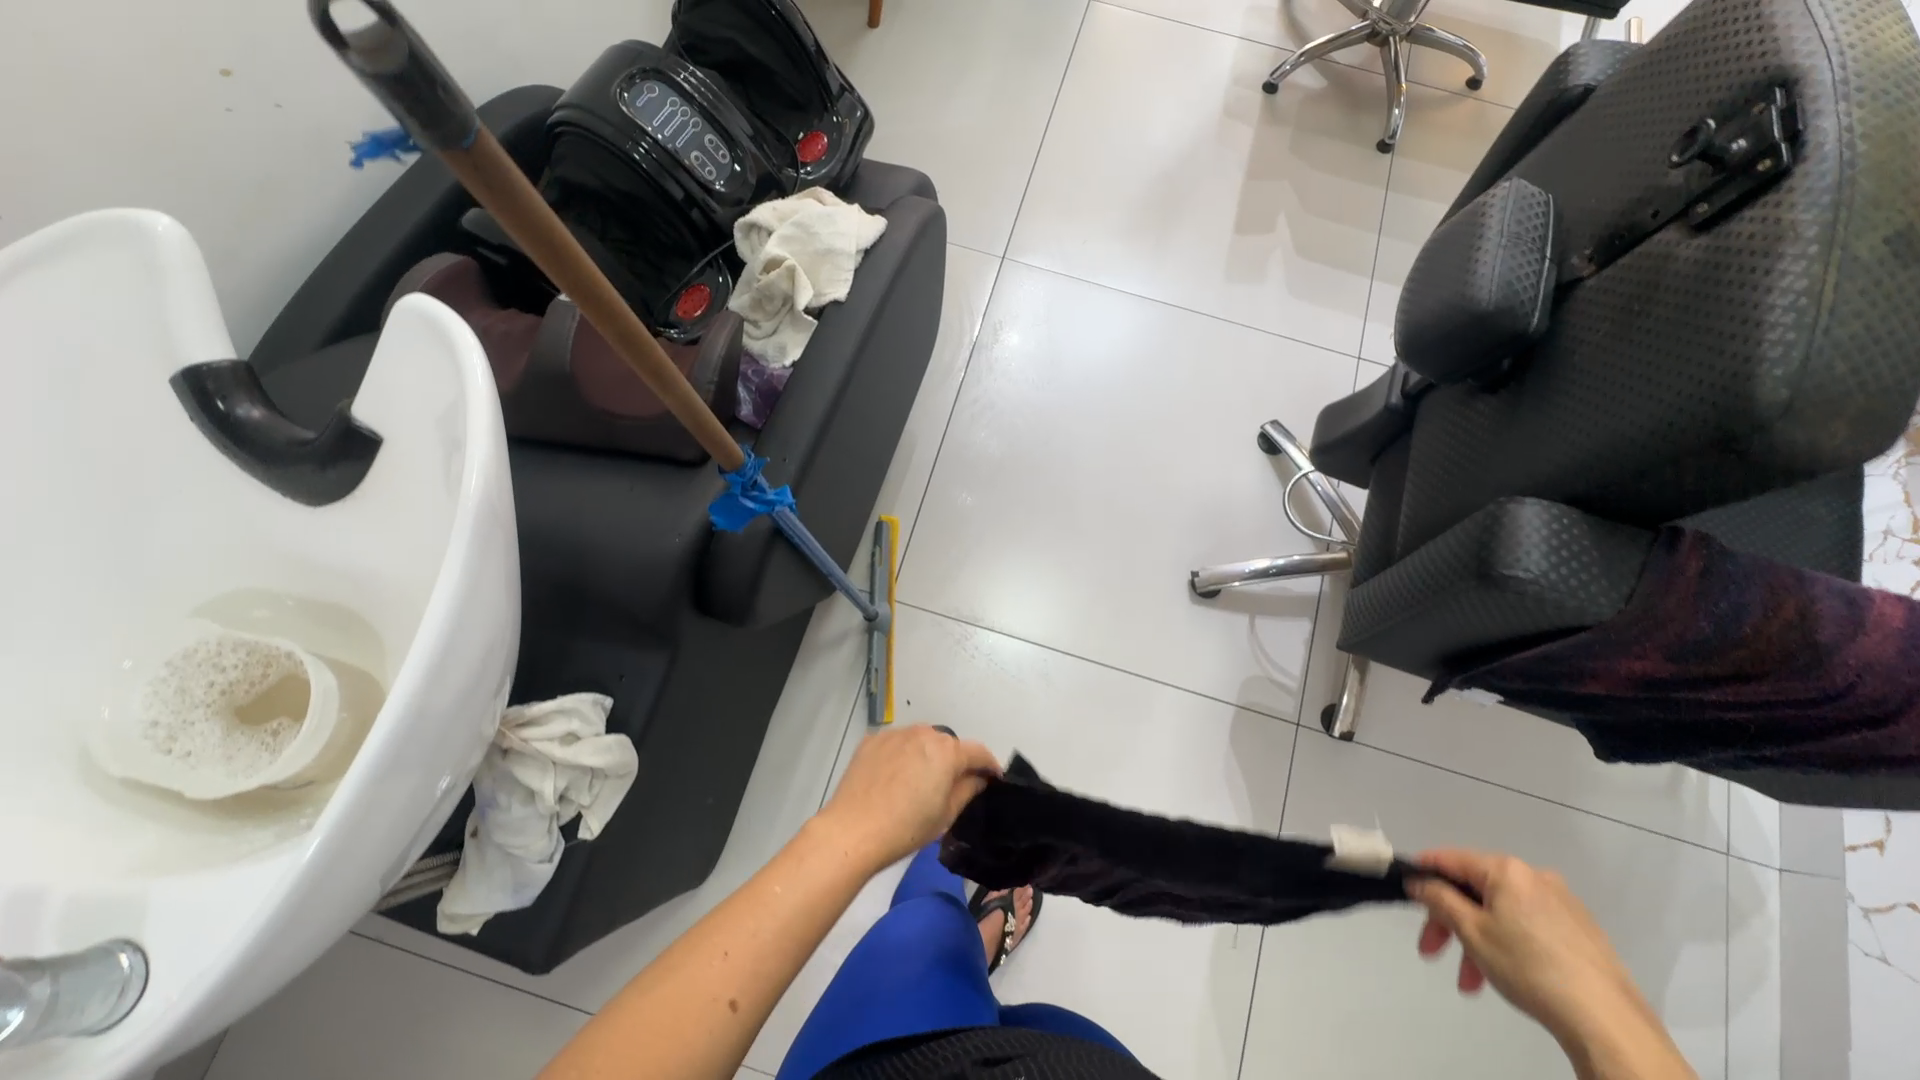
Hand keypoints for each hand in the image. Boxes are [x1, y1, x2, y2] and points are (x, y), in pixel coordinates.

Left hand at [814, 725, 1000, 870]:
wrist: (852, 831)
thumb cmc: (906, 828)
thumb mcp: (946, 815)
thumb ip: (968, 790)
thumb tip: (978, 778)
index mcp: (947, 751)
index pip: (978, 752)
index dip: (989, 766)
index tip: (993, 779)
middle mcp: (923, 733)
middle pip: (948, 744)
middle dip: (955, 761)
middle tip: (952, 785)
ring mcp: (894, 734)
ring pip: (921, 740)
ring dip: (927, 755)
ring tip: (920, 780)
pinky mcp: (872, 741)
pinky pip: (897, 743)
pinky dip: (902, 754)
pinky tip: (895, 777)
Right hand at [1405, 849, 1646, 1045]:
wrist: (1605, 1017)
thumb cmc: (1528, 966)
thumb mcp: (1472, 932)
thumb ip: (1439, 899)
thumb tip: (1420, 881)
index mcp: (1507, 870)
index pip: (1451, 859)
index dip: (1423, 872)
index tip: (1404, 893)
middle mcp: (1535, 877)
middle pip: (1476, 891)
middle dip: (1449, 921)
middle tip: (1431, 952)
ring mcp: (1562, 904)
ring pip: (1500, 914)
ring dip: (1476, 941)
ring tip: (1470, 982)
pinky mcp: (1579, 931)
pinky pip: (1527, 927)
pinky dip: (1506, 945)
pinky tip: (1503, 975)